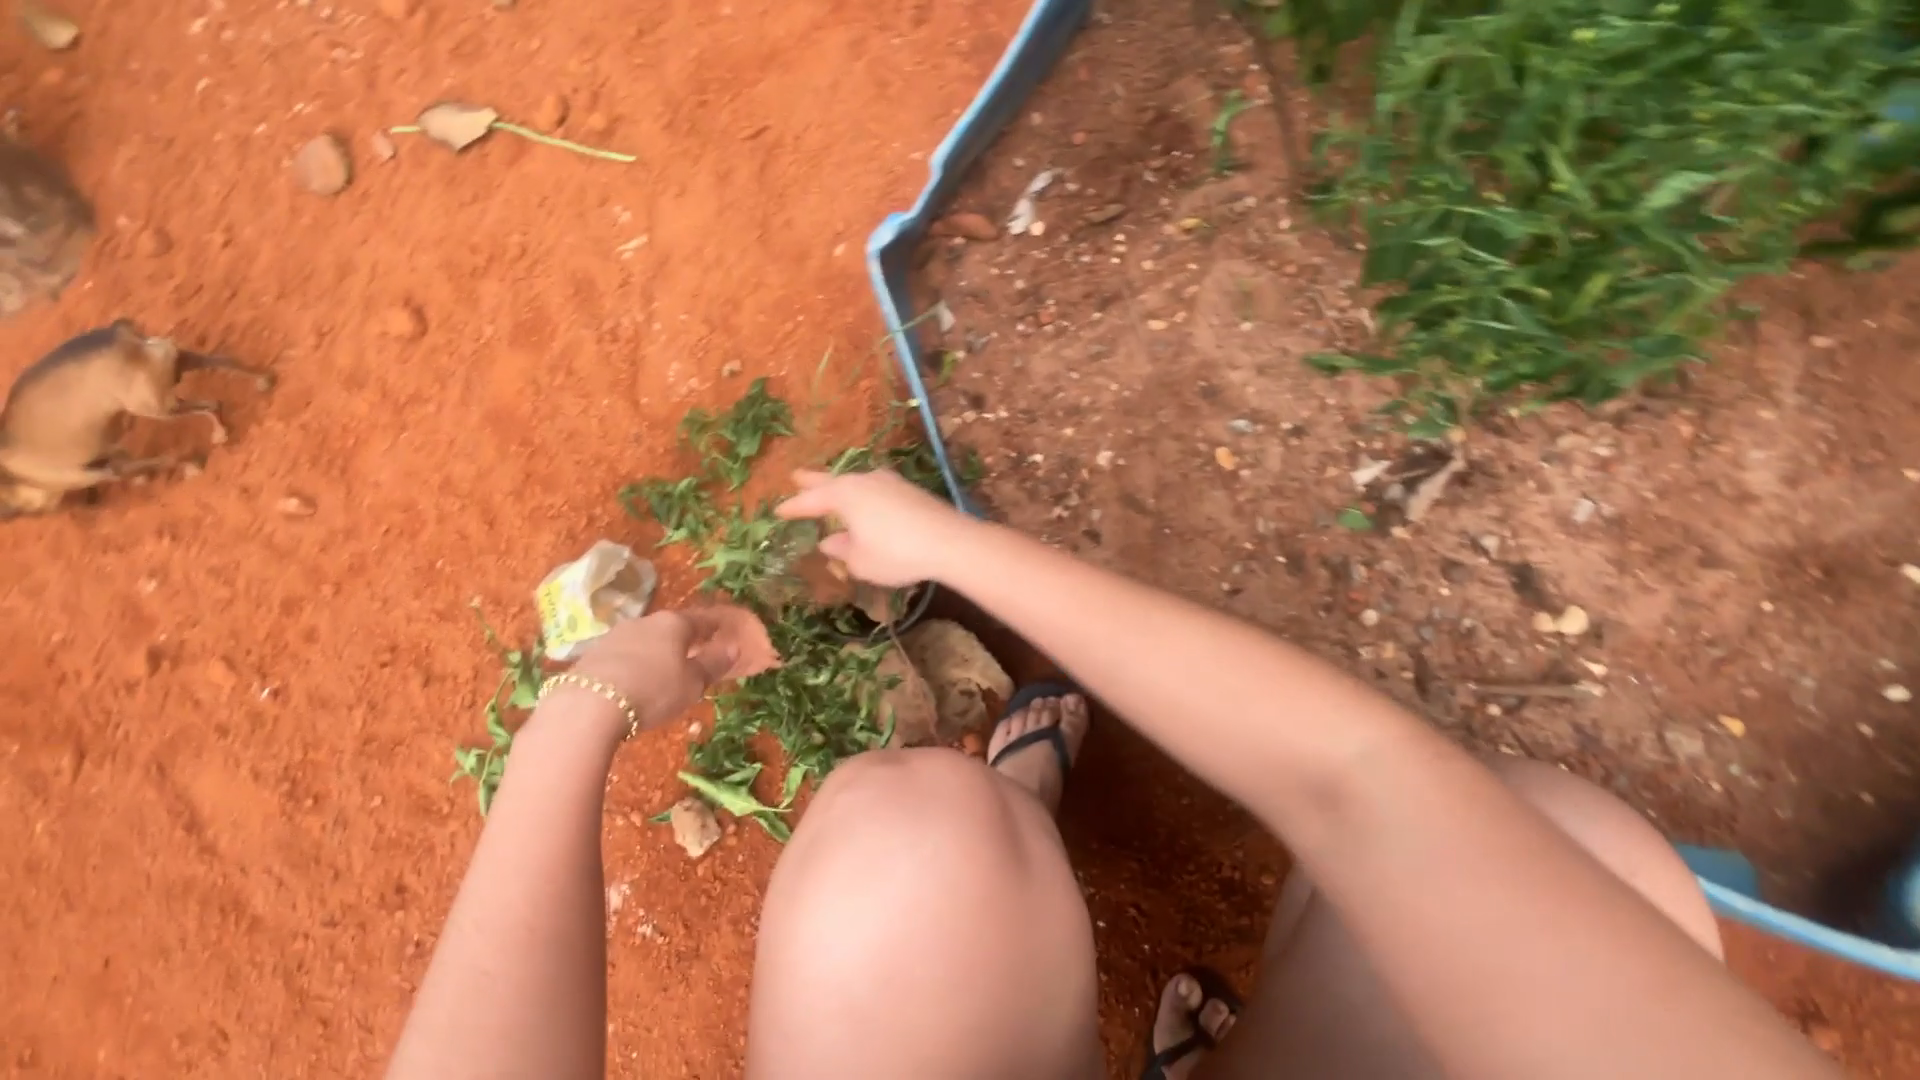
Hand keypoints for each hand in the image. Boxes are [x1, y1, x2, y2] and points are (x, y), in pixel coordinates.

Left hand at [565, 611, 737, 731]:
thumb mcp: (693, 683)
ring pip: (644, 640)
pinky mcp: (591, 655)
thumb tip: (734, 647)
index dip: (715, 627)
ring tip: (663, 672)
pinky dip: (633, 665)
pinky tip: (633, 682)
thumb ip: (714, 664)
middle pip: (671, 628)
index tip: (725, 631)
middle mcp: (644, 622)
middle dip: (684, 640)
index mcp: (674, 624)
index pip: (702, 620)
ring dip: (656, 652)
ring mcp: (614, 636)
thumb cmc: (654, 691)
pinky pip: (622, 656)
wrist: (588, 706)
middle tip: (694, 655)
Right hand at [775, 469, 975, 586]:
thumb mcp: (861, 561)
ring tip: (831, 488)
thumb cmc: (896, 553)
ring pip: (856, 481)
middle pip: (832, 480)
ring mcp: (889, 482)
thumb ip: (842, 550)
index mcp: (844, 494)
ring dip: (841, 485)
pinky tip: (866, 501)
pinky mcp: (909, 490)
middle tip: (796, 477)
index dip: (793, 507)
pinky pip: (875, 488)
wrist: (949, 541)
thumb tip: (830, 541)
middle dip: (813, 481)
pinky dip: (863, 493)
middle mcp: (864, 480)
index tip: (777, 511)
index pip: (811, 500)